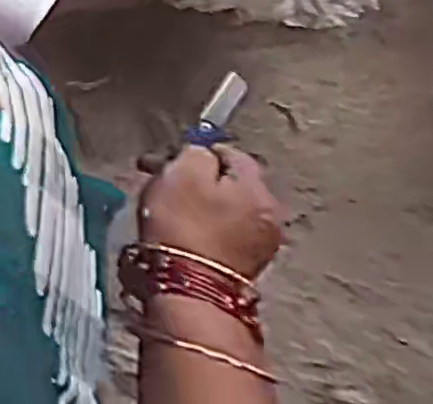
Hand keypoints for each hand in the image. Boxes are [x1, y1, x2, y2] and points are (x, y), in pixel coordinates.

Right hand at [138, 146, 282, 278]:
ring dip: (199, 197)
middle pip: (230, 180)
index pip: (231, 152)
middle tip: (162, 176)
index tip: (170, 155)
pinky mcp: (245, 263)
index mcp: (258, 191)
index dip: (198, 148)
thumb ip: (197, 152)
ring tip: (168, 201)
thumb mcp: (183, 171)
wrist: (187, 284)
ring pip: (225, 204)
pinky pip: (224, 227)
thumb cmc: (183, 221)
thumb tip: (203, 153)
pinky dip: (204, 220)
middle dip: (196, 174)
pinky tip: (183, 224)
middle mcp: (270, 216)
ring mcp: (260, 243)